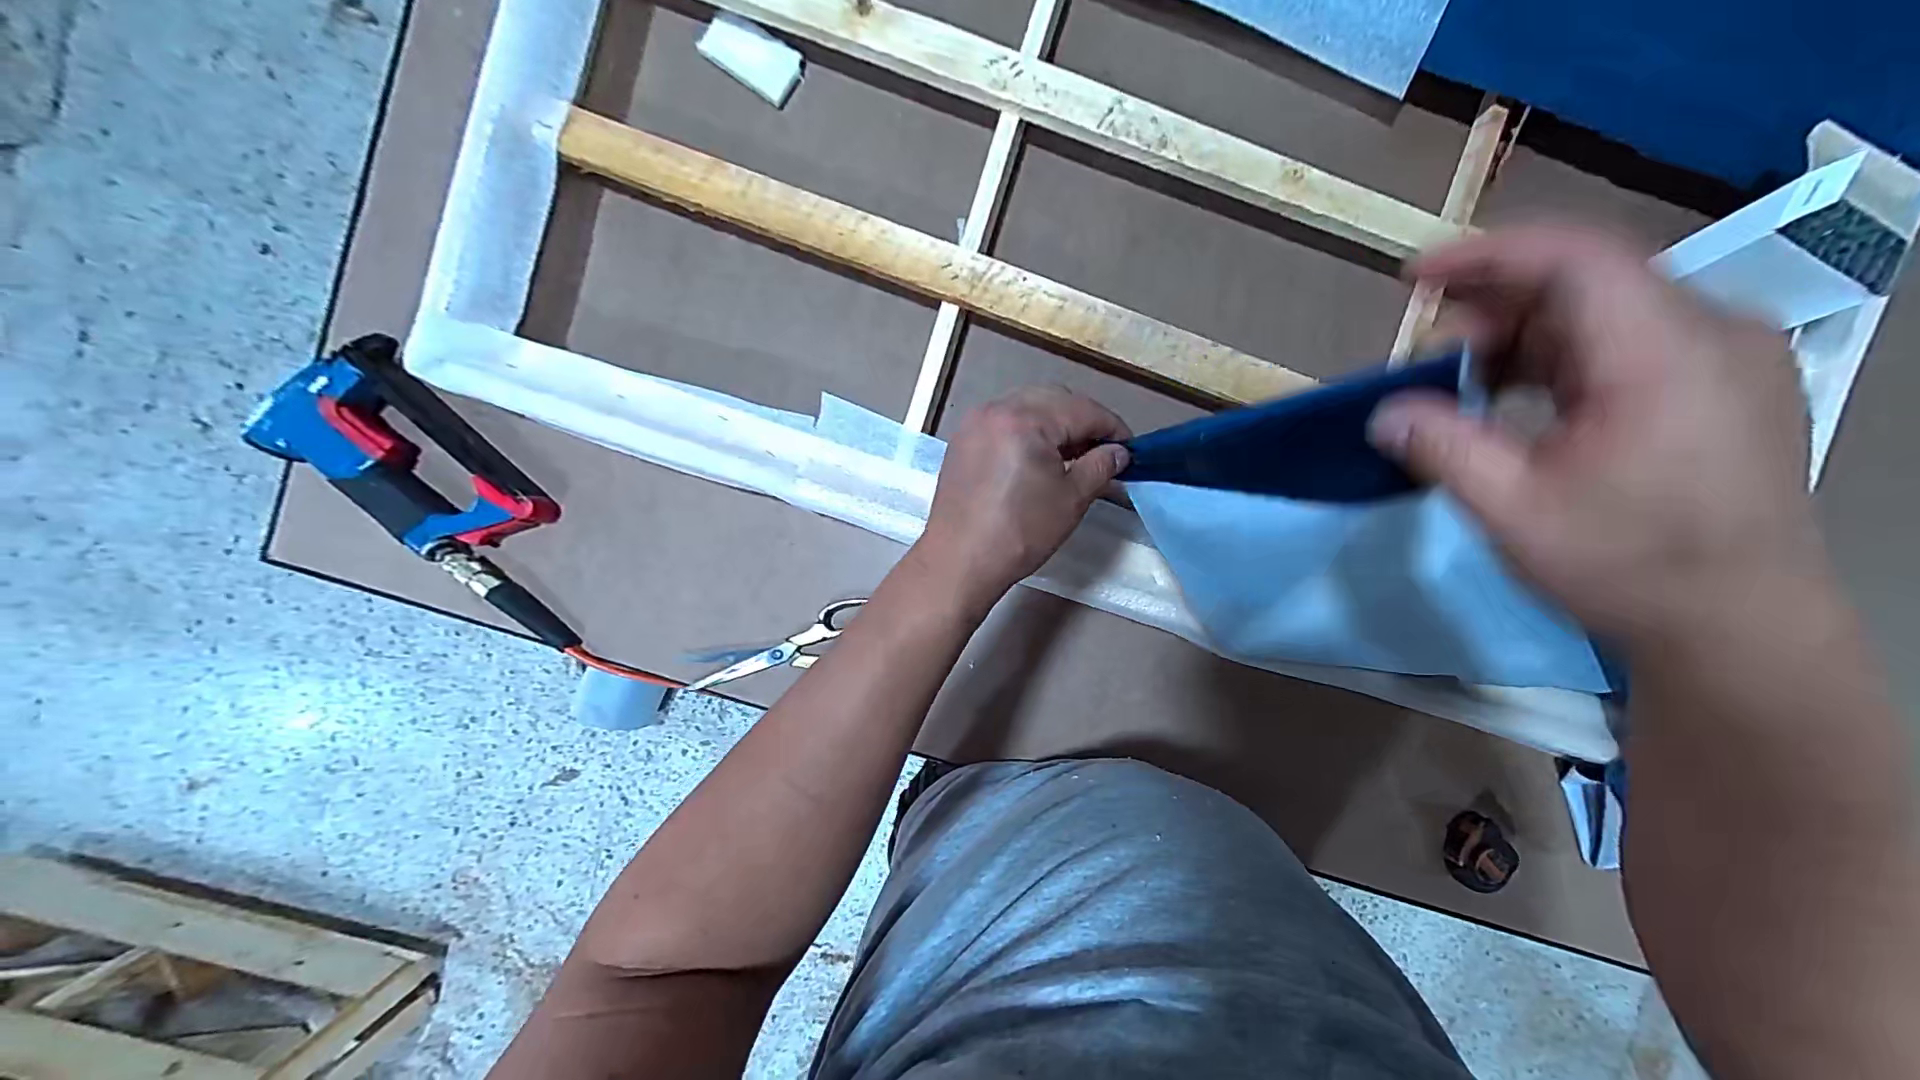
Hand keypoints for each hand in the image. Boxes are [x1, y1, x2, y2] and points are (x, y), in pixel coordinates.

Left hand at [911, 387, 1131, 611]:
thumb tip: (1118, 453)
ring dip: (1055, 424)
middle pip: (1053, 400)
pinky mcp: (963, 442)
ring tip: (1073, 457)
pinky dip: (1027, 432)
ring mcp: (975, 424)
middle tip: (1103, 452)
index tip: (1130, 449)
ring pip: (1027, 407)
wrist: (960, 561)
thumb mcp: (1071, 499)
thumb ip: (1100, 467)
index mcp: (1025, 419)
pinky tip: (1039, 459)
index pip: (1082, 410)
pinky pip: (1004, 423)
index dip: (1112, 428)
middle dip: (1083, 421)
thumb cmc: (1019, 532)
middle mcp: (996, 410)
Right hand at [1368, 225, 1826, 649]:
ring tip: (1461, 384)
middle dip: (1492, 308)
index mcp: (1663, 355)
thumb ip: (1442, 448)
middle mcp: (1709, 334)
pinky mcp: (1718, 384)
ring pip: (1602, 312)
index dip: (1487, 255)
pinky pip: (1624, 343)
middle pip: (1586, 282)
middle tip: (1425, 358)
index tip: (1414, 277)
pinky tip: (1518, 401)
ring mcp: (1722, 357)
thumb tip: (1384, 412)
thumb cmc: (1626, 565)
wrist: (1739, 624)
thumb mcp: (1512, 509)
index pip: (1575, 260)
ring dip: (1520, 337)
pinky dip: (1557, 359)